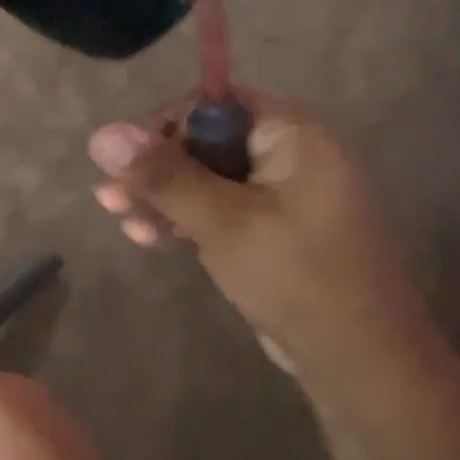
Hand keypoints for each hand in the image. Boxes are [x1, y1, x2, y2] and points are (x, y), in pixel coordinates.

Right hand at [88, 93, 434, 375]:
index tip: (127, 164)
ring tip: (123, 223)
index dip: (164, 127)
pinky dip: (183, 218)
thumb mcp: (221, 222)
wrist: (358, 357)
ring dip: (160, 197)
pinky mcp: (270, 228)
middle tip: (109, 199)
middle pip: (203, 140)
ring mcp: (280, 194)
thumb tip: (101, 133)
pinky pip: (217, 207)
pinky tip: (149, 238)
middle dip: (153, 169)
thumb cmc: (294, 277)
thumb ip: (163, 176)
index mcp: (292, 135)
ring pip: (204, 178)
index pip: (214, 102)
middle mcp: (288, 154)